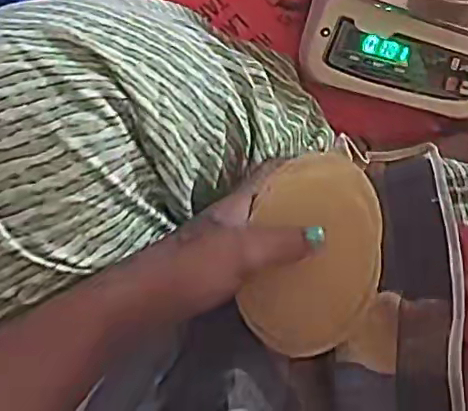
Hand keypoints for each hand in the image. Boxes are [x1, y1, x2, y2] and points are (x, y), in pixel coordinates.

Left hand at [162, 161, 320, 316]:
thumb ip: (281, 242)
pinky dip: (271, 254)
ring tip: (312, 237)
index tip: (322, 168)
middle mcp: (230, 216)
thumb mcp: (243, 252)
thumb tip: (321, 234)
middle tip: (325, 206)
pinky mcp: (214, 268)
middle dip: (293, 197)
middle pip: (266, 197)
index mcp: (236, 202)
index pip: (269, 170)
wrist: (142, 302)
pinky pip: (253, 252)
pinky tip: (282, 270)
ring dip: (283, 227)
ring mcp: (219, 242)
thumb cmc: (193, 268)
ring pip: (259, 225)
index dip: (294, 163)